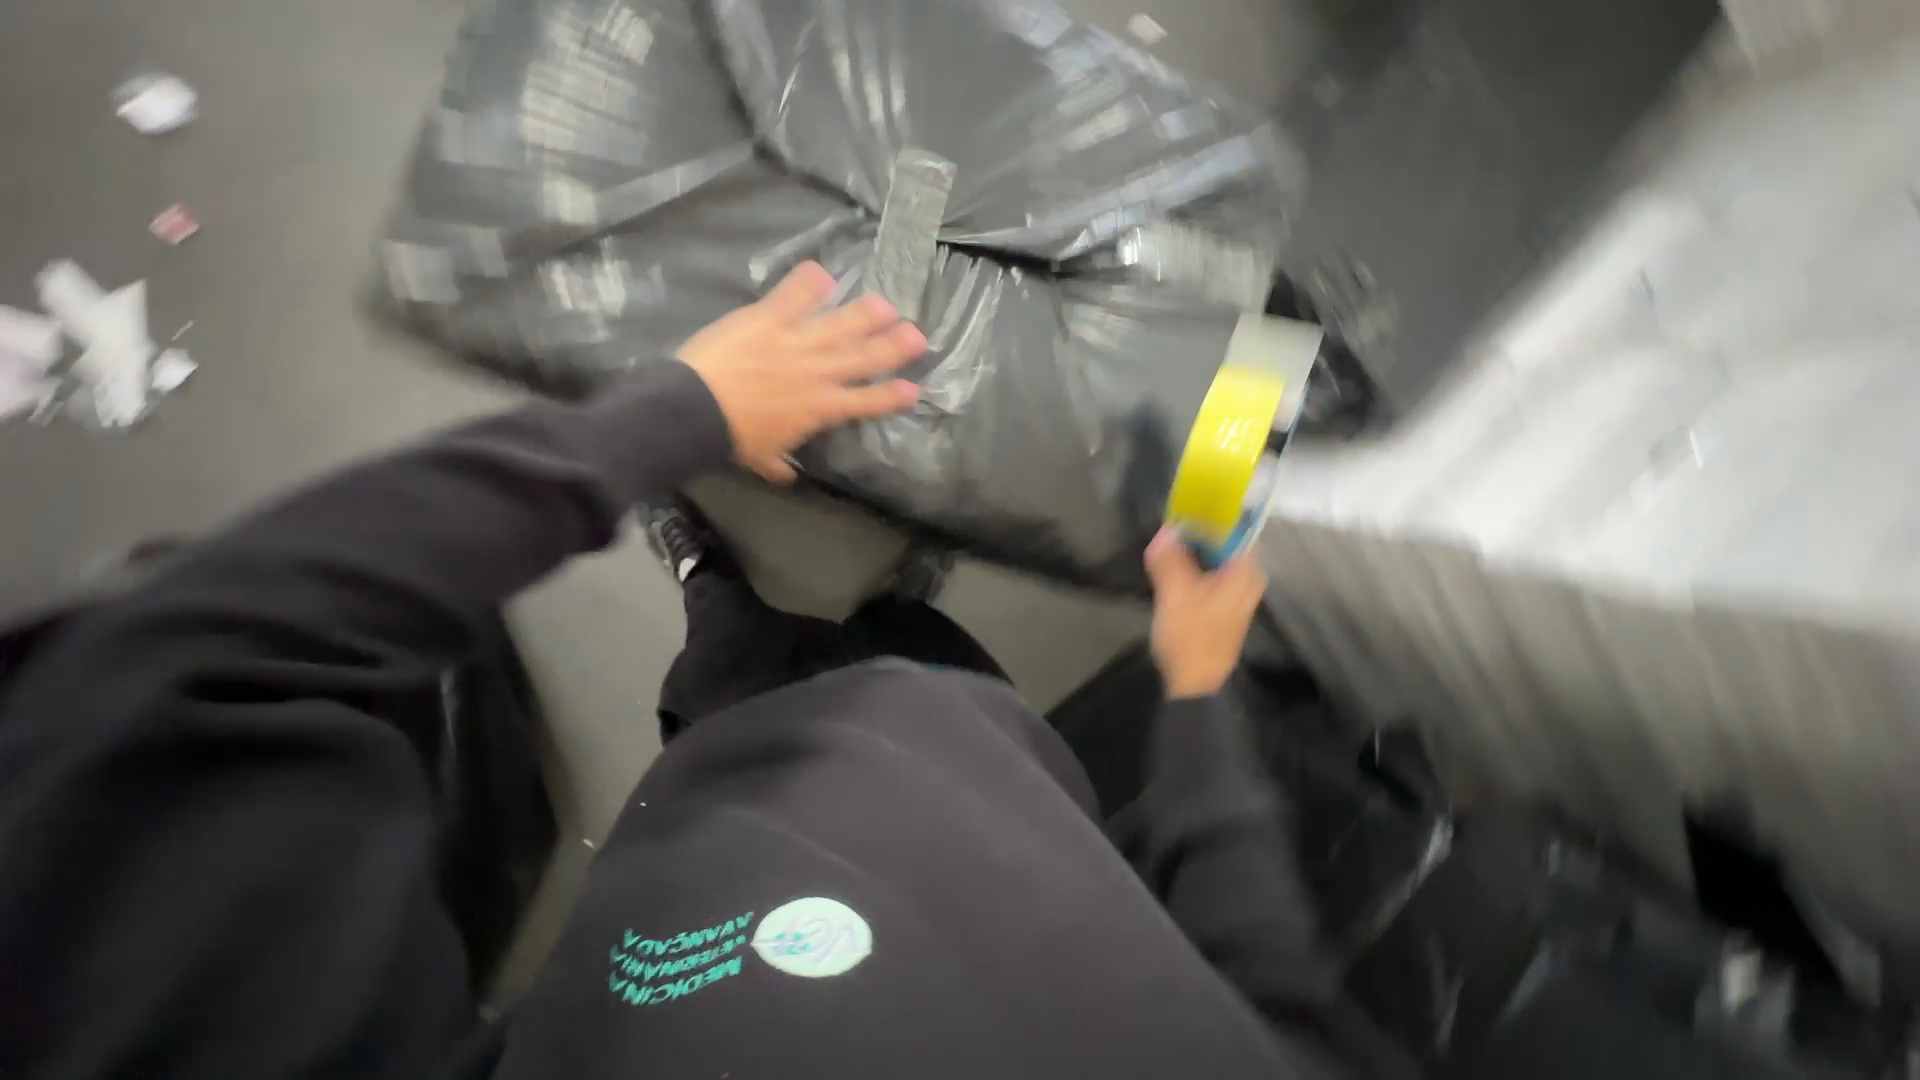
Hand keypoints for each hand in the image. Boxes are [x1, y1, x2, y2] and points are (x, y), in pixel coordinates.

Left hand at [677, 262, 926, 482]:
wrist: (699, 411)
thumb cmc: (733, 439)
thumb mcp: (762, 457)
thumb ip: (779, 464)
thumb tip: (787, 477)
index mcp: (822, 408)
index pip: (867, 402)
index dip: (893, 395)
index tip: (914, 389)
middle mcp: (819, 372)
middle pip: (865, 357)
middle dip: (894, 346)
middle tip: (917, 335)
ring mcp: (797, 342)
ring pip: (841, 325)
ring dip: (866, 314)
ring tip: (886, 305)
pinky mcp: (769, 319)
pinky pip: (795, 296)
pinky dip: (809, 283)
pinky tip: (824, 273)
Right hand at [1145, 528, 1267, 698]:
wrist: (1195, 683)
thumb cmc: (1191, 637)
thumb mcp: (1175, 594)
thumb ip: (1170, 559)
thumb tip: (1166, 531)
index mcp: (1244, 572)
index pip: (1236, 527)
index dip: (1212, 514)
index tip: (1186, 505)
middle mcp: (1247, 579)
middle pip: (1225, 542)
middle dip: (1199, 531)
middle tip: (1172, 523)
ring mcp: (1236, 594)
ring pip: (1216, 558)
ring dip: (1194, 550)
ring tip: (1168, 542)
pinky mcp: (1223, 606)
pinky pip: (1211, 574)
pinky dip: (1194, 566)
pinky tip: (1173, 567)